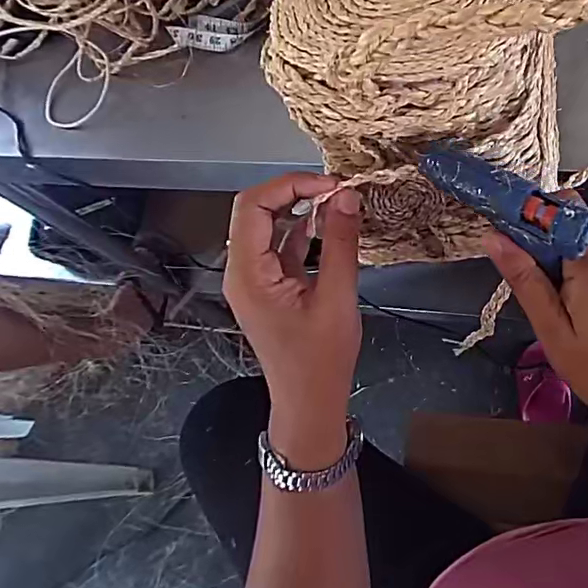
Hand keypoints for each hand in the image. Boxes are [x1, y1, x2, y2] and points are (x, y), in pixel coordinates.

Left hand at [224, 174, 363, 467]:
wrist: (308, 403)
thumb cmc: (320, 359)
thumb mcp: (337, 297)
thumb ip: (340, 242)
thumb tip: (345, 196)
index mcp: (248, 274)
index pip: (253, 206)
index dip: (290, 185)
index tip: (329, 185)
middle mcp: (242, 271)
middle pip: (256, 210)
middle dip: (294, 191)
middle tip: (333, 189)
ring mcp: (254, 278)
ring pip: (267, 225)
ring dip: (298, 207)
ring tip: (335, 200)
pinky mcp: (269, 285)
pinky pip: (279, 244)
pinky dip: (302, 229)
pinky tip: (328, 223)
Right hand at [483, 228, 587, 429]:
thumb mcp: (551, 329)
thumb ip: (524, 279)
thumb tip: (496, 241)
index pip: (560, 211)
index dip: (528, 215)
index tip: (505, 231)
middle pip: (570, 220)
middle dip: (541, 237)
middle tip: (522, 270)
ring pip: (581, 236)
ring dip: (557, 252)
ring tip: (548, 293)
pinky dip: (575, 263)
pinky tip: (567, 297)